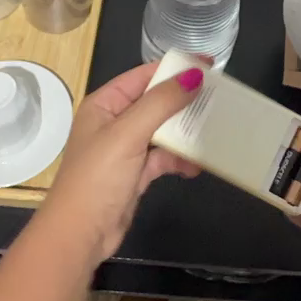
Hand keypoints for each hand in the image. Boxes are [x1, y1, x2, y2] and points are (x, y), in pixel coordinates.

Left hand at [35, 63, 202, 265]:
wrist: (80, 236)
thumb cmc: (98, 178)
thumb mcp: (128, 133)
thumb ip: (161, 102)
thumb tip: (194, 75)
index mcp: (105, 104)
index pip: (144, 75)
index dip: (175, 68)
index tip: (209, 64)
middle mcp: (114, 121)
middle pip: (156, 101)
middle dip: (185, 100)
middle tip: (219, 97)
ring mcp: (125, 148)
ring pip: (162, 130)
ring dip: (186, 131)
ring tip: (214, 129)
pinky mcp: (135, 173)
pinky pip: (163, 157)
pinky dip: (179, 159)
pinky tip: (196, 166)